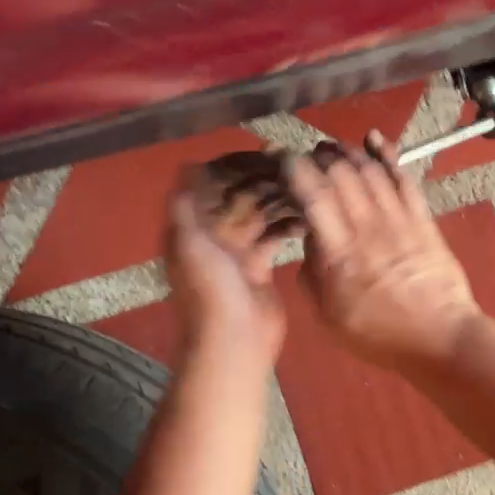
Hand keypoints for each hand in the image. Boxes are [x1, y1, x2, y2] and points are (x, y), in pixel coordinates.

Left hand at [165, 169, 291, 361]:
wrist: (235, 342)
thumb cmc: (212, 291)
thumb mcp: (190, 243)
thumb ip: (185, 203)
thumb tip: (186, 163)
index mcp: (193, 226)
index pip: (213, 184)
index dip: (237, 166)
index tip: (268, 152)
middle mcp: (212, 235)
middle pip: (240, 196)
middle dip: (264, 179)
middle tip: (298, 164)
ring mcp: (237, 251)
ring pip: (260, 214)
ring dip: (280, 198)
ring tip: (308, 183)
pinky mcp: (260, 267)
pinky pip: (274, 236)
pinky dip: (289, 224)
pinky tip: (309, 214)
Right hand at [287, 131, 481, 367]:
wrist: (440, 338)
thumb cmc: (379, 335)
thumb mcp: (329, 315)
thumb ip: (313, 273)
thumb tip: (311, 238)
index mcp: (339, 253)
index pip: (312, 194)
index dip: (292, 167)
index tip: (278, 156)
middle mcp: (367, 227)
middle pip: (340, 174)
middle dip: (318, 156)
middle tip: (306, 156)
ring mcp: (399, 219)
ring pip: (370, 170)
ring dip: (348, 152)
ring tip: (331, 148)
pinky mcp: (423, 219)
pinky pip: (404, 177)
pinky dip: (388, 153)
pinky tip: (374, 138)